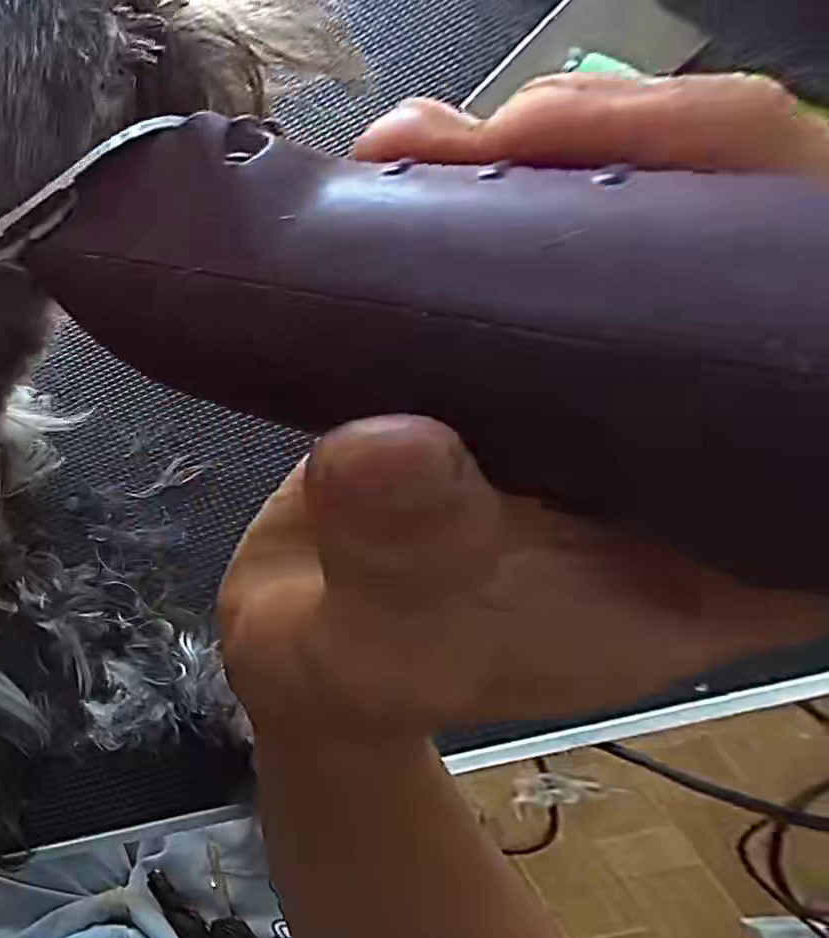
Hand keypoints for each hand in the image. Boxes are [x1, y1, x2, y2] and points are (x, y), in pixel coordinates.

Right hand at [218, 74, 828, 746]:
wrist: (285, 654)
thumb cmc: (346, 676)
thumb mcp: (377, 648)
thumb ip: (402, 566)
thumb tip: (383, 438)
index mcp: (751, 524)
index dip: (803, 226)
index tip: (672, 172)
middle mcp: (689, 443)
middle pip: (743, 257)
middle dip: (657, 163)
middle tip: (518, 135)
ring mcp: (581, 403)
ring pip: (612, 244)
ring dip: (535, 166)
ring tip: (429, 145)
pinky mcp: (482, 379)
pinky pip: (493, 273)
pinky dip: (449, 209)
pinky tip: (393, 178)